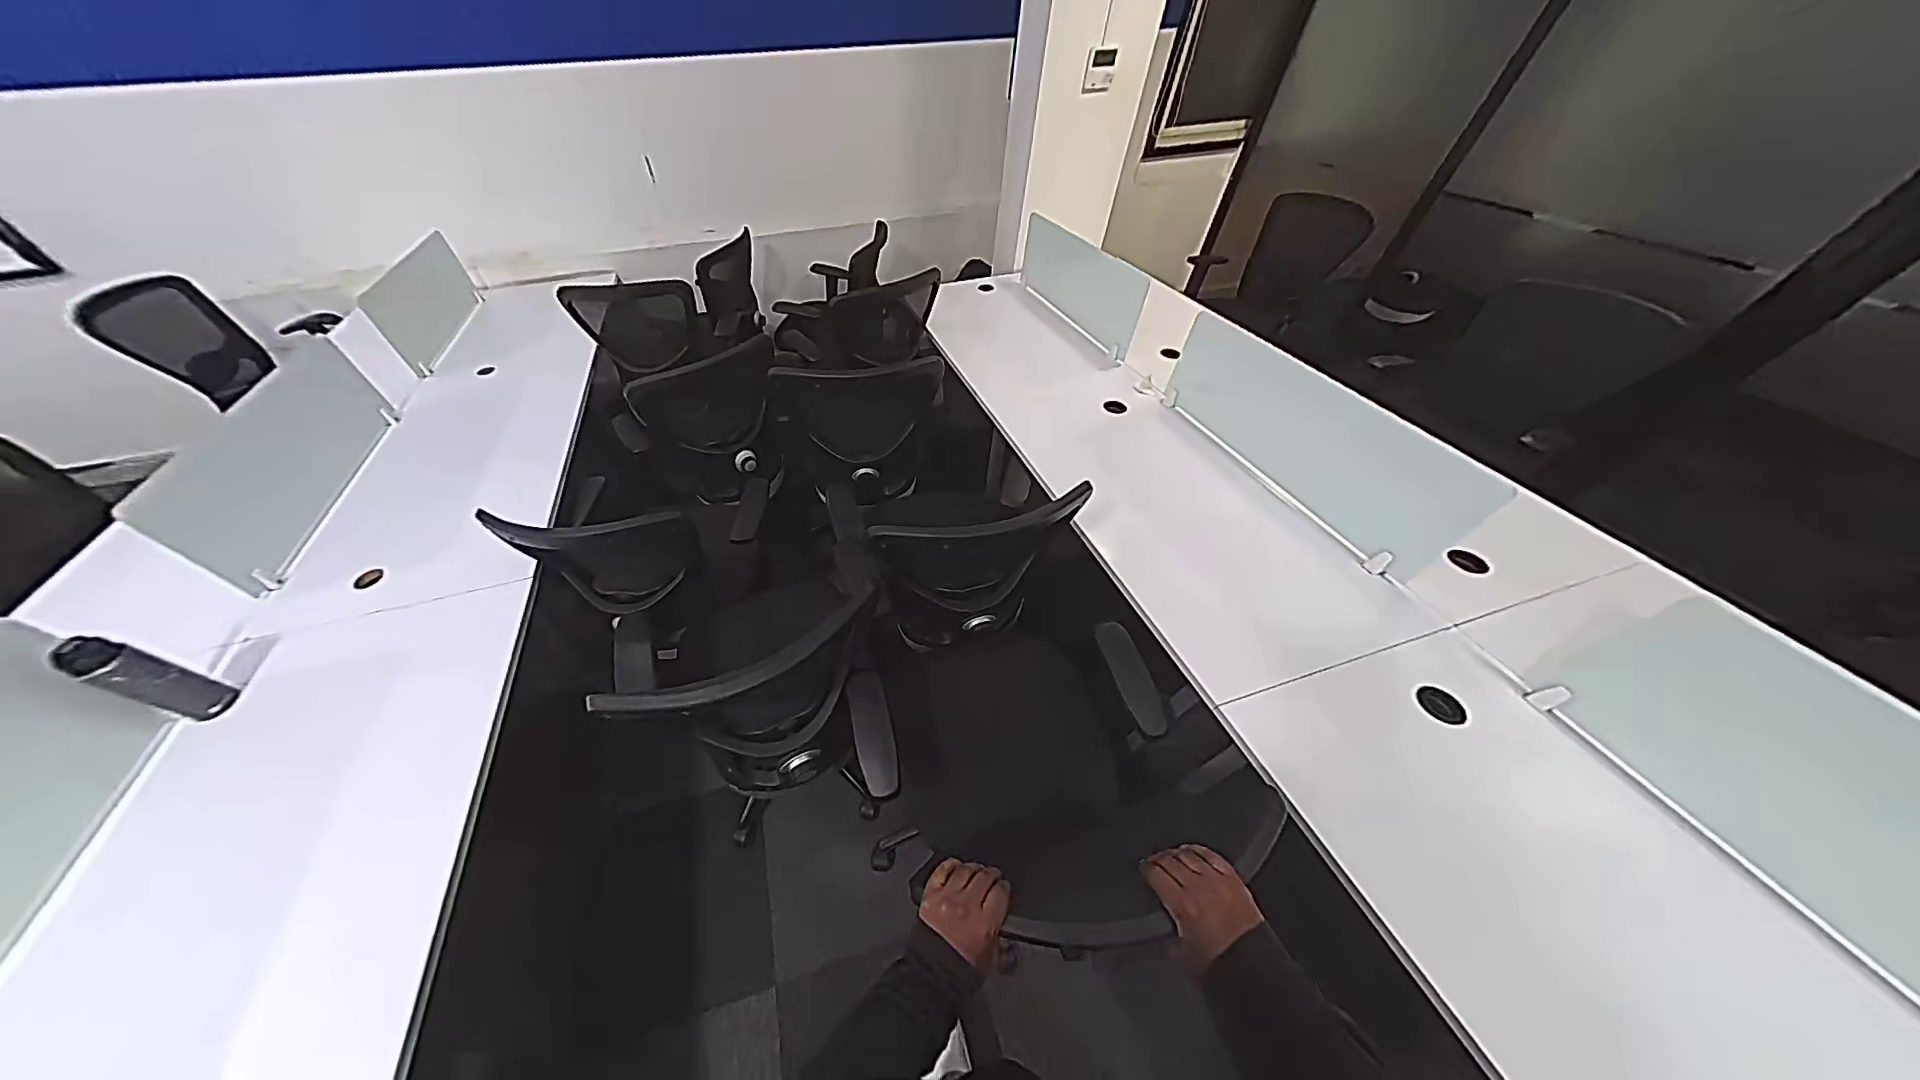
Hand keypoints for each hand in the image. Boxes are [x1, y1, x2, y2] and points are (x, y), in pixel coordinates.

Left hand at [919, 859, 1010, 971]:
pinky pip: (942, 870)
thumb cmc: (959, 971)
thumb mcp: (990, 958)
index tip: (1003, 886)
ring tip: (976, 870)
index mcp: (985, 923)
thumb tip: (1004, 925)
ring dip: (973, 868)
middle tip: (993, 875)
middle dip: (992, 874)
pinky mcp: (931, 895)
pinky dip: (951, 865)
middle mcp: (967, 906)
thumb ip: (1000, 937)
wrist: (931, 975)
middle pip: (984, 876)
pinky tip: (956, 867)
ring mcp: (947, 898)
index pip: (1000, 891)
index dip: (1004, 886)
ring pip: (965, 869)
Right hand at [1143, 845, 1264, 971]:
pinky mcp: (1235, 882)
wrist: (1256, 969)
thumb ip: (1171, 942)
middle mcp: (1199, 889)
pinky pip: (1214, 857)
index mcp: (1182, 905)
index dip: (1146, 868)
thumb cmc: (1224, 965)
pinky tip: (1196, 851)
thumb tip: (1169, 938)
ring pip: (1191, 855)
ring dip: (1178, 852)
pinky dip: (1201, 851)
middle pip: (1171, 860)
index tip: (1144, 868)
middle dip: (1159, 858)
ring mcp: (1218, 882)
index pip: (1156, 874)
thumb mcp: (1185, 958)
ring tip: (1172, 854)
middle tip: (1155, 860)